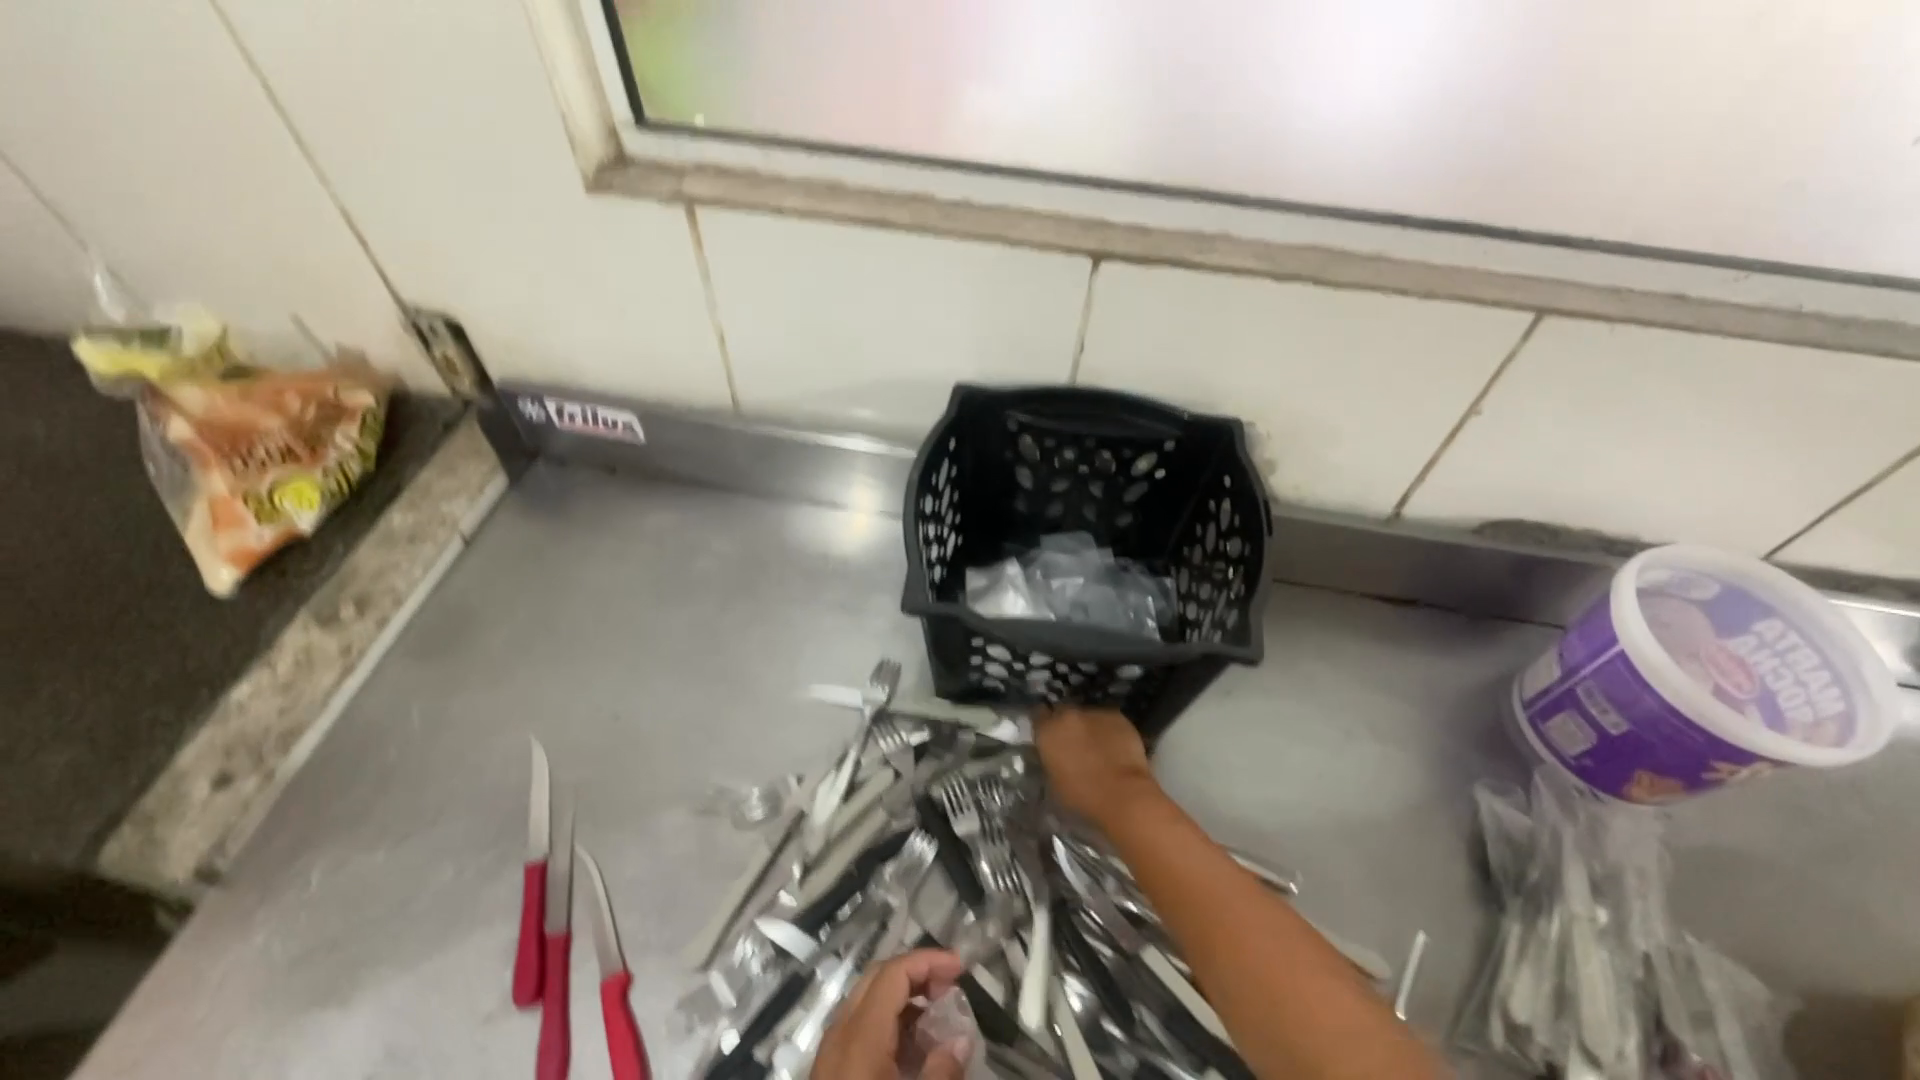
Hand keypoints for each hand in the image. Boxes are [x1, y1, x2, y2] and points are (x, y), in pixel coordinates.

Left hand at [813, 949, 970, 1079]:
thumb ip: (943, 1071)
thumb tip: (959, 1040)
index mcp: (860, 1035)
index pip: (893, 973)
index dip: (928, 961)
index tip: (962, 968)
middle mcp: (840, 1035)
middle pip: (877, 981)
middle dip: (916, 974)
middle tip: (952, 986)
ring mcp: (831, 1055)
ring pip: (867, 1005)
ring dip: (904, 1001)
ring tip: (940, 1020)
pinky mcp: (830, 1075)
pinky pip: (861, 1031)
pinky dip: (891, 1026)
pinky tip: (915, 1052)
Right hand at [1033, 706, 1160, 831]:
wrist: (1122, 794)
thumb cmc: (1081, 796)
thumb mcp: (1052, 781)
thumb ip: (1050, 759)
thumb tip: (1054, 755)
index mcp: (1047, 730)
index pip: (1038, 714)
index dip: (1044, 724)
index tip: (1048, 735)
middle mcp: (1069, 714)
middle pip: (1064, 711)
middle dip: (1067, 723)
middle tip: (1074, 742)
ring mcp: (1095, 713)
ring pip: (1088, 715)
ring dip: (1089, 726)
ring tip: (1098, 746)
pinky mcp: (1118, 716)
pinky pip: (1109, 721)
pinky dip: (1110, 731)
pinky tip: (1116, 747)